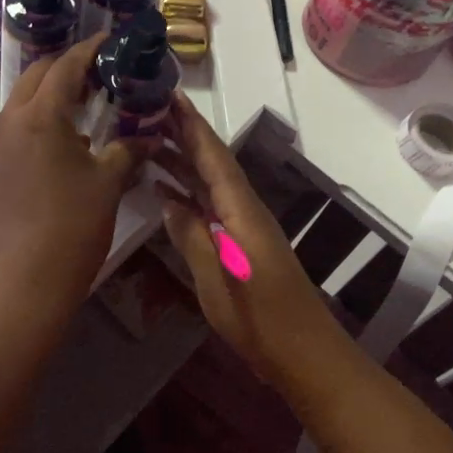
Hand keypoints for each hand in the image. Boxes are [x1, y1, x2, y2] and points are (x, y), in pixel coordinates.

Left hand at [0, 35, 136, 309]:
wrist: (26, 278)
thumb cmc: (73, 225)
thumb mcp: (108, 183)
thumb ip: (127, 151)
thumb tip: (149, 138)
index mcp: (39, 116)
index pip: (64, 67)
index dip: (88, 50)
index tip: (109, 41)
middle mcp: (10, 121)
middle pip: (36, 77)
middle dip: (66, 68)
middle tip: (99, 72)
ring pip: (22, 102)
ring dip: (50, 95)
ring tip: (85, 105)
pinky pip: (15, 128)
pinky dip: (38, 120)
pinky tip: (64, 141)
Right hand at [155, 93, 319, 380]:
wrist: (308, 359)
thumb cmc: (262, 321)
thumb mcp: (218, 281)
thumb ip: (192, 237)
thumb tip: (167, 198)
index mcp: (241, 211)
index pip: (213, 155)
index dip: (191, 124)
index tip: (168, 93)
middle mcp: (243, 210)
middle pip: (210, 161)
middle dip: (182, 131)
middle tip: (146, 106)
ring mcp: (242, 227)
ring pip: (207, 180)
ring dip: (180, 157)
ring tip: (144, 136)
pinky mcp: (238, 244)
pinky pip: (207, 203)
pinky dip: (184, 188)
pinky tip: (162, 187)